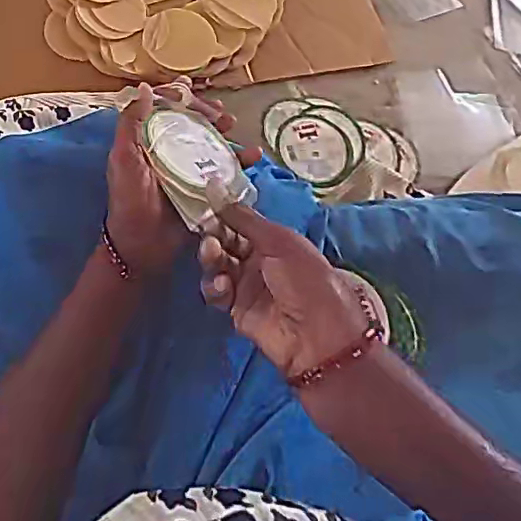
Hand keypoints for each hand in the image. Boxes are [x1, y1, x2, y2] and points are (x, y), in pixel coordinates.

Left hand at [105, 83, 259, 276]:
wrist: (142, 246)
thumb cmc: (129, 200)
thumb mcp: (124, 159)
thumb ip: (131, 124)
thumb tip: (144, 88)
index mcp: (148, 140)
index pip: (164, 109)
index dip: (177, 96)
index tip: (190, 89)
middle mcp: (169, 150)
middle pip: (191, 122)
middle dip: (207, 111)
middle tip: (219, 112)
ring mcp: (188, 169)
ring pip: (210, 141)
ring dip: (224, 130)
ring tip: (232, 125)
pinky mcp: (205, 187)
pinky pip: (226, 169)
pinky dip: (241, 161)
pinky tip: (252, 155)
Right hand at [199, 203, 370, 381]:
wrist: (317, 336)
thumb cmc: (304, 277)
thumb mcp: (277, 240)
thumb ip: (242, 217)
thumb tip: (212, 184)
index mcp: (272, 238)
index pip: (239, 221)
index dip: (222, 213)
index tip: (202, 203)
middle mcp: (258, 258)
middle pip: (224, 241)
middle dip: (213, 234)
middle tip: (208, 233)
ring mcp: (246, 284)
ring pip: (217, 264)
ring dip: (211, 257)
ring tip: (213, 255)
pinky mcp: (236, 309)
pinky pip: (217, 292)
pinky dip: (215, 286)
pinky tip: (224, 286)